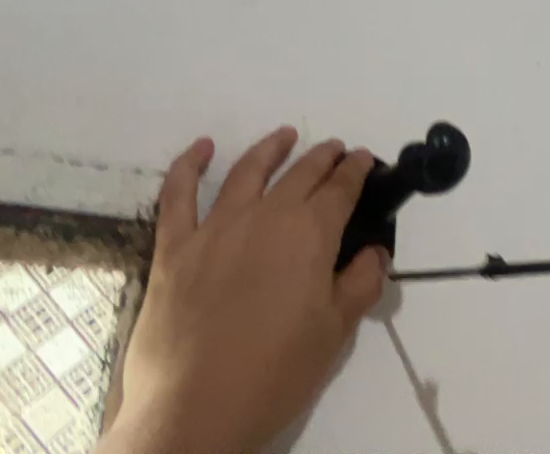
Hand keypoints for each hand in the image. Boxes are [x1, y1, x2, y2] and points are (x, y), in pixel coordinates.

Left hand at [99, 128, 387, 453]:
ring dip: (271, 149)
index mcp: (310, 234)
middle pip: (301, 173)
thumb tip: (375, 252)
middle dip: (324, 157)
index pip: (341, 189)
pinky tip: (201, 148)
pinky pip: (178, 196)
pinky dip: (189, 166)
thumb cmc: (275, 374)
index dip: (356, 170)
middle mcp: (266, 216)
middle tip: (336, 150)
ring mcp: (216, 228)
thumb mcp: (335, 333)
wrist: (194, 414)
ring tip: (285, 136)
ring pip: (248, 171)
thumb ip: (362, 283)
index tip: (364, 161)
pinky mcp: (174, 247)